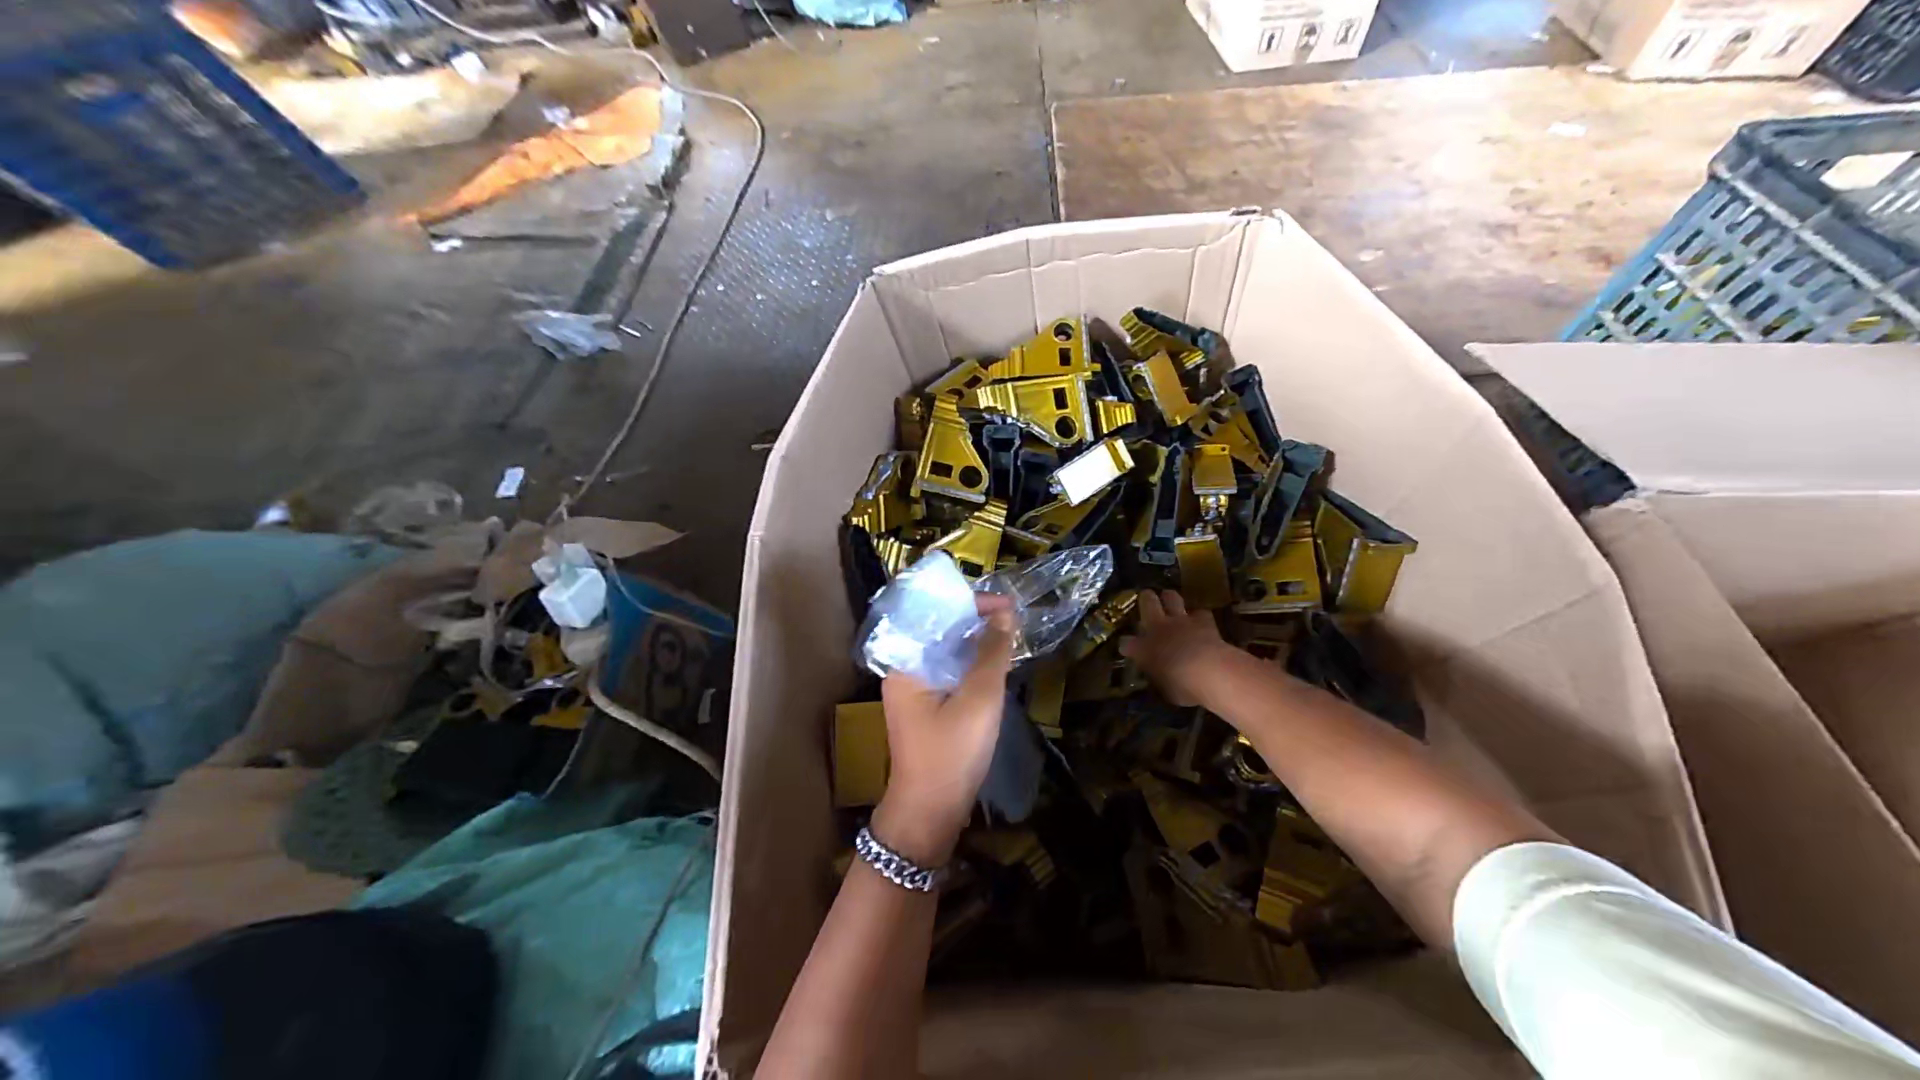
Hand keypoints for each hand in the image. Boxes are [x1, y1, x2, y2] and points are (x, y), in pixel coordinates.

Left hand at [873, 594, 1015, 864]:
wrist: (930, 814)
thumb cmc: (951, 753)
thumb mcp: (979, 699)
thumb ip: (992, 653)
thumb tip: (1005, 615)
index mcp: (906, 663)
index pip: (933, 614)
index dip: (969, 603)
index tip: (1006, 604)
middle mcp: (905, 671)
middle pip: (938, 630)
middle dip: (973, 618)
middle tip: (1011, 615)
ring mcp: (915, 691)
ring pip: (945, 651)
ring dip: (974, 640)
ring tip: (1007, 631)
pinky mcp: (928, 708)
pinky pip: (949, 671)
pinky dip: (971, 662)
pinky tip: (994, 660)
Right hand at [1120, 589, 1233, 707]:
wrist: (1209, 672)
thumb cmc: (1182, 687)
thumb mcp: (1164, 688)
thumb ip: (1159, 676)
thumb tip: (1159, 674)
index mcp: (1142, 649)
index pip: (1126, 644)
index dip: (1126, 645)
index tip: (1128, 649)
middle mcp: (1157, 629)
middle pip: (1147, 602)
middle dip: (1146, 599)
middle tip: (1148, 599)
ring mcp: (1180, 621)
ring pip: (1171, 597)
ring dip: (1170, 598)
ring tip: (1171, 600)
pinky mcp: (1203, 621)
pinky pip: (1200, 612)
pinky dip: (1199, 616)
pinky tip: (1201, 621)